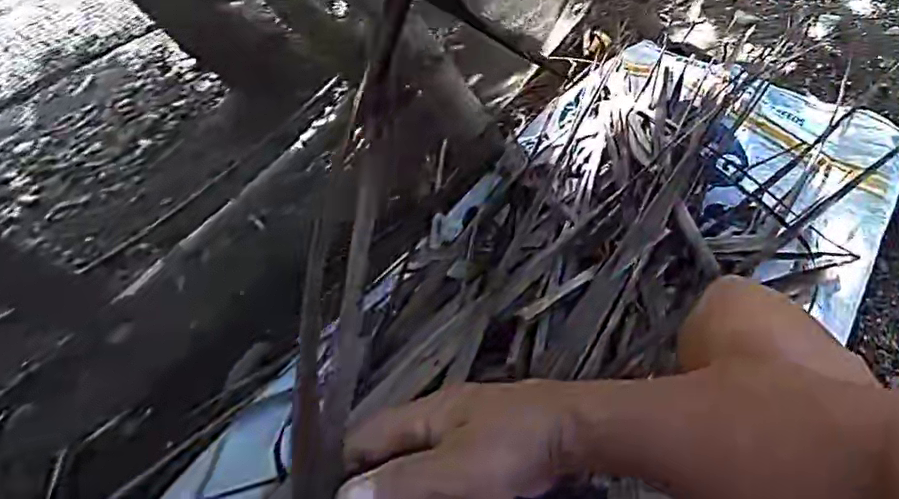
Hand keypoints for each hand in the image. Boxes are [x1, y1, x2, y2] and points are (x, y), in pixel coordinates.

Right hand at [338, 380, 581, 498]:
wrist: (575, 430)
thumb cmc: (513, 445)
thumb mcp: (449, 471)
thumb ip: (398, 481)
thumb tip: (345, 492)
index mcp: (434, 409)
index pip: (370, 432)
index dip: (342, 463)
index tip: (323, 490)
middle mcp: (450, 411)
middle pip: (395, 444)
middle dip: (373, 476)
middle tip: (357, 498)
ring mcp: (475, 424)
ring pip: (422, 454)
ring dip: (403, 479)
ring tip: (388, 495)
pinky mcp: (495, 441)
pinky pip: (450, 461)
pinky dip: (435, 479)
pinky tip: (435, 490)